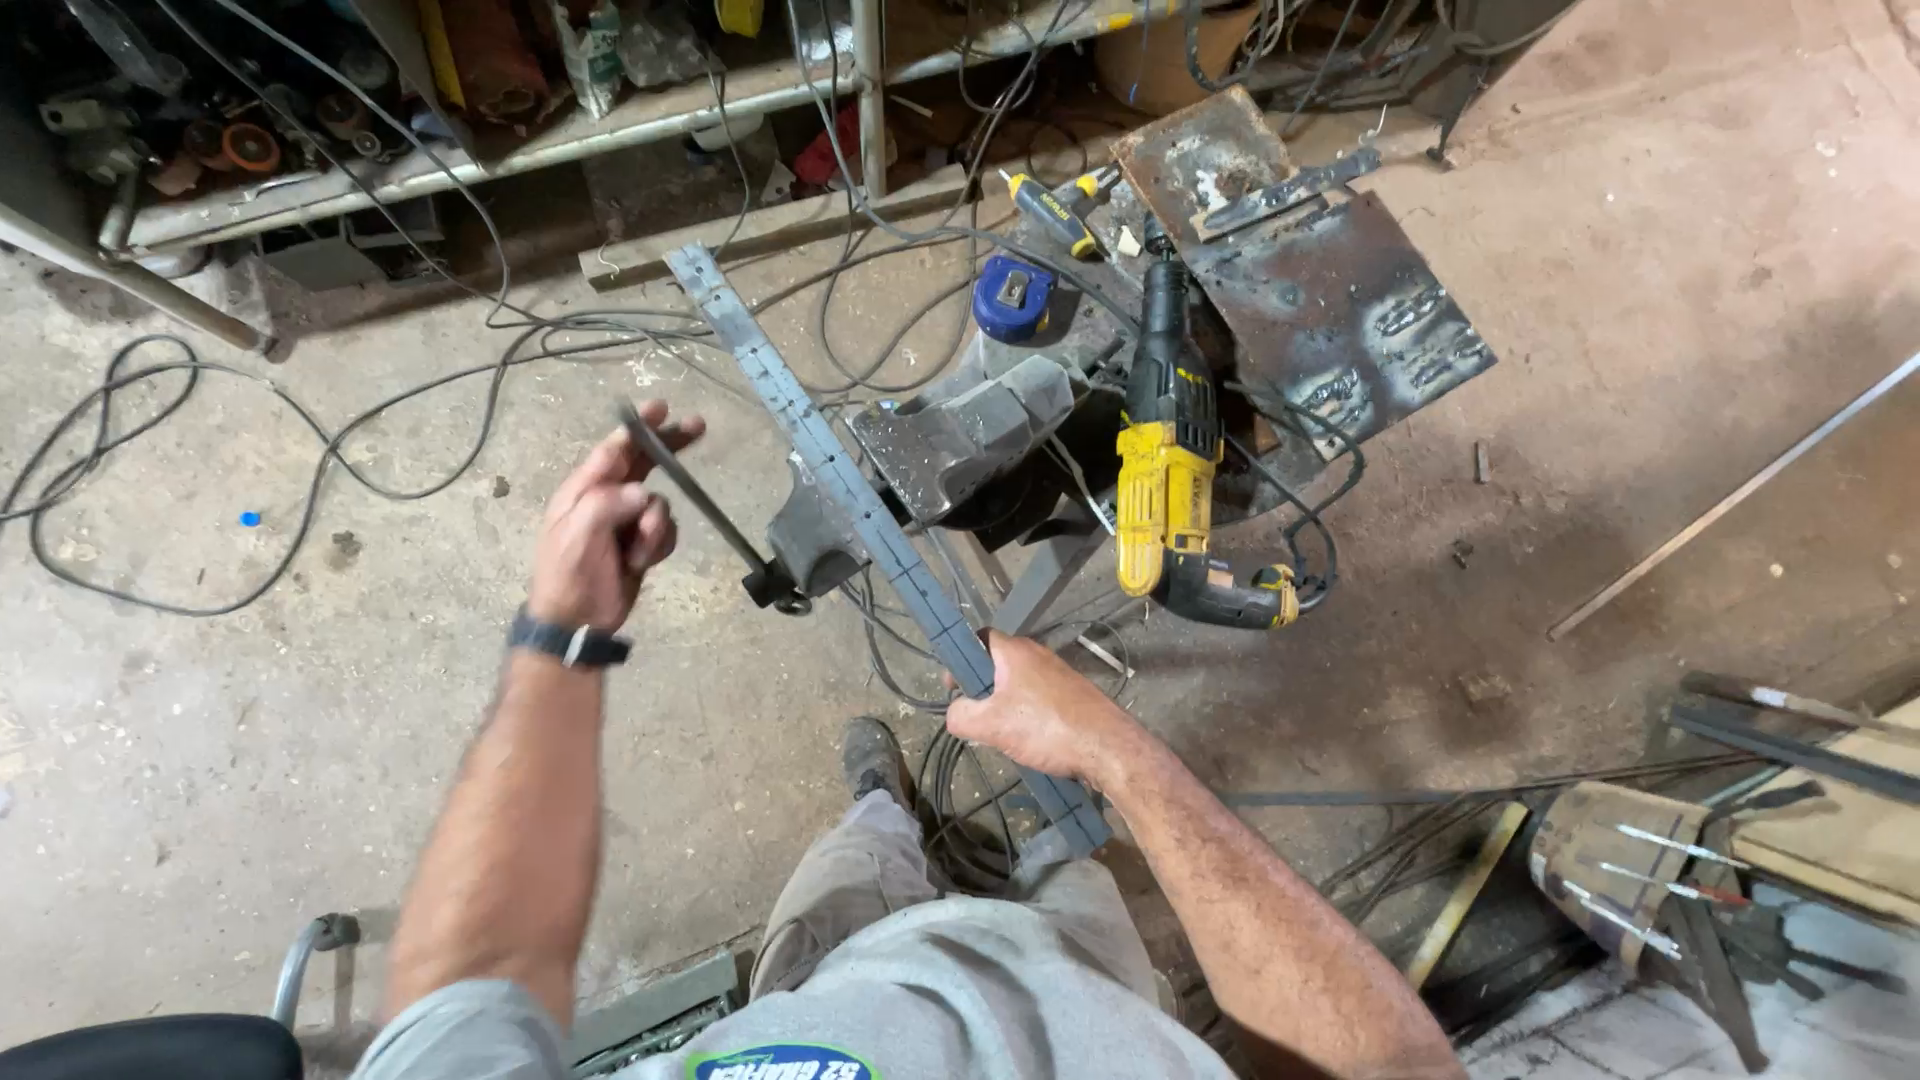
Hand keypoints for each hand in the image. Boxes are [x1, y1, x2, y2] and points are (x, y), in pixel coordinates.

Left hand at [527, 400, 704, 629]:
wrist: (577, 622)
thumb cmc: (568, 576)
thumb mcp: (576, 536)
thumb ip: (607, 505)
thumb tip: (645, 492)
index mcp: (583, 491)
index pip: (614, 451)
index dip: (637, 428)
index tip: (660, 408)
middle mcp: (607, 500)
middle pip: (644, 464)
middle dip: (669, 448)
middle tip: (697, 427)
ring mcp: (627, 522)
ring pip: (661, 505)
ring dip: (656, 528)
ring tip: (639, 551)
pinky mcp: (643, 544)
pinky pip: (666, 531)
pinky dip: (660, 545)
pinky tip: (643, 561)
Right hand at [944, 631, 1146, 789]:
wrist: (1106, 746)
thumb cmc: (1045, 727)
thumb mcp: (991, 725)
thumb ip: (961, 715)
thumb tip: (954, 712)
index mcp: (1014, 651)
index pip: (979, 636)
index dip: (960, 657)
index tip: (955, 685)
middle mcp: (1037, 654)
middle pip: (998, 662)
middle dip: (982, 686)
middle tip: (975, 713)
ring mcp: (1058, 673)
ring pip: (1018, 682)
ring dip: (1004, 703)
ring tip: (1002, 732)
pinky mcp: (1072, 693)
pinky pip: (1038, 696)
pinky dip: (1027, 713)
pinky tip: (1029, 739)